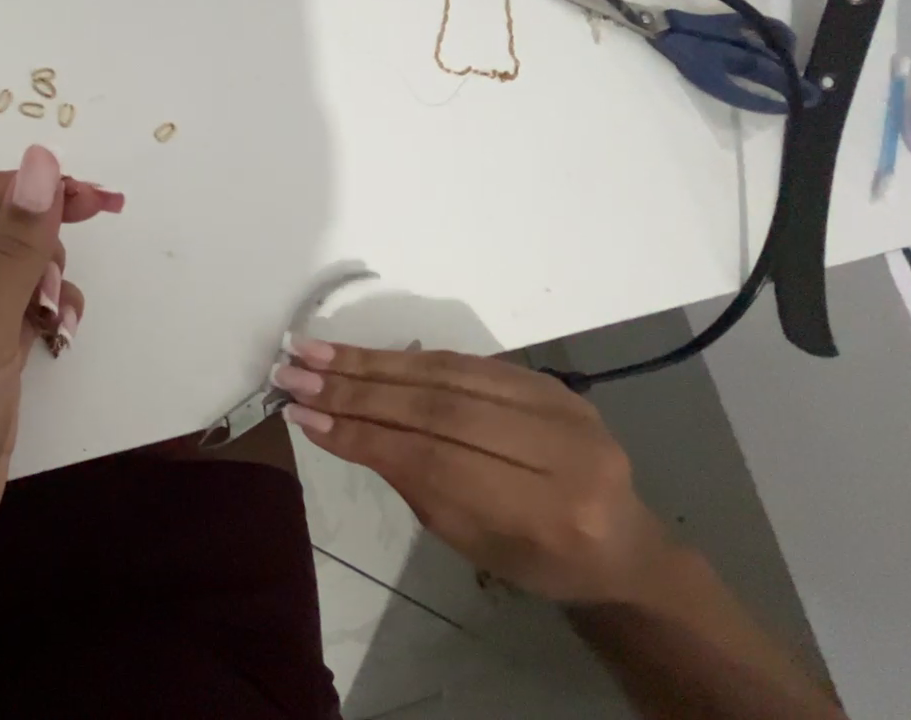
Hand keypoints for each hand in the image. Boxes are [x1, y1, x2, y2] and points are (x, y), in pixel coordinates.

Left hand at [0, 145, 121, 565]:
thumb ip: (17, 244)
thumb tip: (43, 161)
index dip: (37, 191)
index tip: (97, 201)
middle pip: (4, 227)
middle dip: (43, 249)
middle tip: (54, 292)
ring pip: (22, 265)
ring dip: (51, 284)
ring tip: (55, 323)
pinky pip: (26, 302)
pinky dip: (50, 312)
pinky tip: (60, 337)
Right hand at [272, 343, 675, 604]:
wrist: (619, 546)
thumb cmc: (532, 558)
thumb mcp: (464, 535)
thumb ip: (403, 474)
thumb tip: (324, 420)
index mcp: (546, 513)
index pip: (433, 459)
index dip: (360, 433)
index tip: (299, 413)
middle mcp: (563, 453)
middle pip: (438, 408)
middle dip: (354, 389)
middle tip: (292, 374)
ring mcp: (562, 408)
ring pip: (445, 375)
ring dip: (367, 362)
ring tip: (309, 352)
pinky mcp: (547, 381)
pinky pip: (461, 361)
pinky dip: (401, 358)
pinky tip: (357, 353)